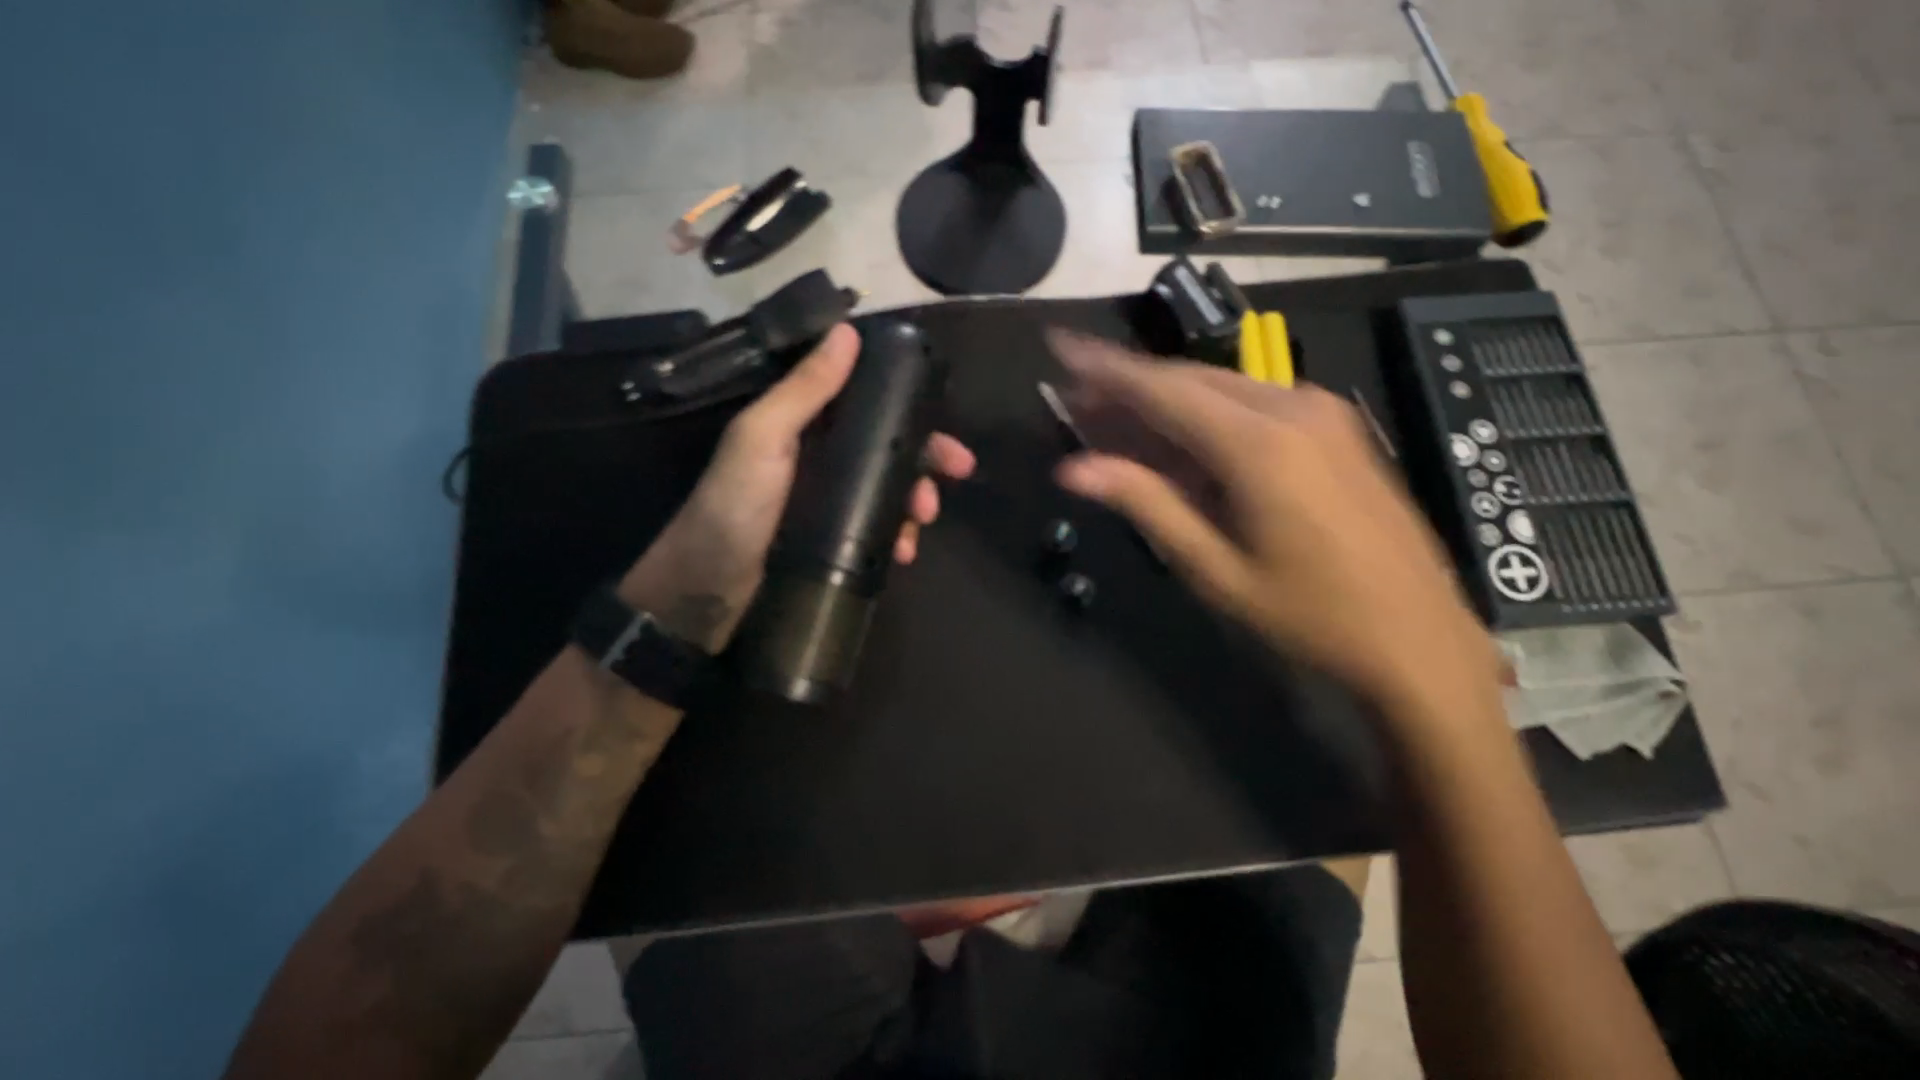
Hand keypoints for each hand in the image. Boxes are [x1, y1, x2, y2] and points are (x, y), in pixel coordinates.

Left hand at [620, 324, 975, 652]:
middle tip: (957, 473)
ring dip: (914, 501)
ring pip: (889, 489)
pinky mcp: (834, 541)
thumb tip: (847, 332)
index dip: (908, 405)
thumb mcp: (763, 438)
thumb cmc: (733, 506)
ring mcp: (829, 501)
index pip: (867, 401)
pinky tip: (904, 552)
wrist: (706, 591)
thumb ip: (804, 389)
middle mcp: (820, 456)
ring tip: (919, 524)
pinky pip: (878, 530)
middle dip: (924, 459)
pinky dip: (897, 536)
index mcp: (802, 423)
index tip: (943, 417)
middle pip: (887, 446)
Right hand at [1047, 330, 1498, 716]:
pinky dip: (1207, 413)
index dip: (1104, 369)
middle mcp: (1291, 408)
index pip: (1162, 389)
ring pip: (1221, 386)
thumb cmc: (1309, 617)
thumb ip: (1147, 505)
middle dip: (1129, 385)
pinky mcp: (1337, 427)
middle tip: (1076, 401)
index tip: (1059, 348)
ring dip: (1167, 400)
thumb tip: (1075, 468)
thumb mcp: (1216, 570)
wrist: (1418, 636)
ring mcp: (1321, 413)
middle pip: (1189, 379)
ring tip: (1116, 423)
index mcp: (1258, 444)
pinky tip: (1182, 441)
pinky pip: (1254, 402)